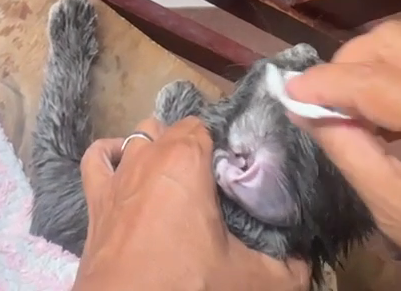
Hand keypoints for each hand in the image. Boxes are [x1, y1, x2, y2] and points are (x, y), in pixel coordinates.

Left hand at [72, 117, 309, 290]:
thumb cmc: (188, 287)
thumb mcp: (252, 281)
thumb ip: (289, 267)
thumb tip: (306, 260)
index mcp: (186, 158)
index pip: (207, 126)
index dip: (223, 145)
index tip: (238, 170)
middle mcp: (150, 154)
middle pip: (175, 130)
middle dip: (194, 148)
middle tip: (214, 183)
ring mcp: (118, 173)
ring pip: (139, 137)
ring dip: (156, 149)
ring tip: (176, 179)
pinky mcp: (94, 197)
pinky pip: (97, 158)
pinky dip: (110, 156)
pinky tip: (123, 168)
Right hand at [287, 13, 400, 290]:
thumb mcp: (398, 210)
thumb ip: (345, 146)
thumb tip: (300, 104)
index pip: (371, 80)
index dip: (322, 83)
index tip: (288, 91)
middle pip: (391, 39)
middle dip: (348, 63)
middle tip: (328, 99)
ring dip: (381, 50)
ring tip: (365, 90)